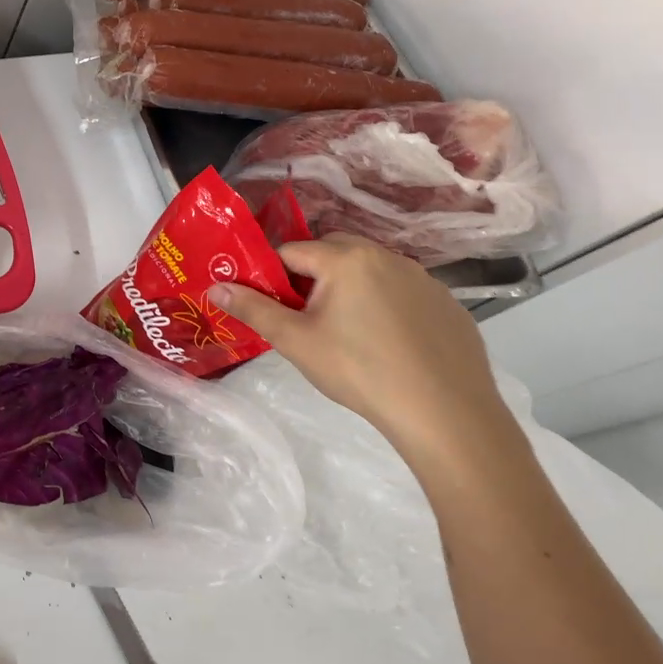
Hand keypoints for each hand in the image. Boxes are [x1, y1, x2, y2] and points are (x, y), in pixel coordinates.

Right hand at [209, 234, 518, 461]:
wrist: (446, 412)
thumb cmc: (358, 370)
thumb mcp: (293, 340)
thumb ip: (251, 308)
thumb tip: (215, 287)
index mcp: (346, 260)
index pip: (289, 251)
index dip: (272, 276)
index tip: (270, 306)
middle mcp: (387, 257)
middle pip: (331, 251)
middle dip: (310, 274)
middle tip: (303, 315)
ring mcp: (424, 279)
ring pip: (368, 269)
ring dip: (347, 286)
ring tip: (343, 330)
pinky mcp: (448, 304)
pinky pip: (401, 290)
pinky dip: (383, 304)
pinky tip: (384, 342)